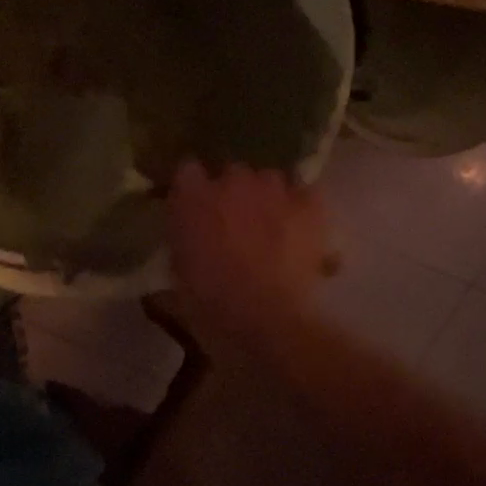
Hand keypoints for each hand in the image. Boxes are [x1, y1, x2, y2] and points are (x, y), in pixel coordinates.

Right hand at [168, 159, 326, 333]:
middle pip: (233, 171)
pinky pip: (306, 194)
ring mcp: (273, 191)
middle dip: (232, 191)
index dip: (193, 188)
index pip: (188, 170)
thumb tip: (188, 236)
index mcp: (191, 196)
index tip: (194, 204)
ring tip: (270, 222)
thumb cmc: (206, 297)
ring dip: (267, 196)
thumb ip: (181, 237)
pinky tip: (299, 226)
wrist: (261, 315)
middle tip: (233, 219)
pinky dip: (301, 207)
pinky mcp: (309, 207)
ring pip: (270, 179)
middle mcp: (231, 182)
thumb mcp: (176, 267)